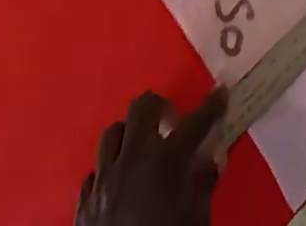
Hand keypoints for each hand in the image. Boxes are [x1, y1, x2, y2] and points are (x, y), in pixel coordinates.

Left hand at [76, 90, 226, 225]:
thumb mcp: (198, 220)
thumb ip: (204, 183)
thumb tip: (209, 159)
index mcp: (165, 161)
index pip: (195, 122)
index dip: (211, 105)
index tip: (221, 92)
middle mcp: (132, 159)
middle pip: (142, 108)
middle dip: (161, 107)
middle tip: (173, 123)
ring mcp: (104, 179)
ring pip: (112, 133)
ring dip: (130, 135)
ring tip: (143, 149)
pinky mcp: (84, 203)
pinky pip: (95, 171)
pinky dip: (109, 170)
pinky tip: (120, 183)